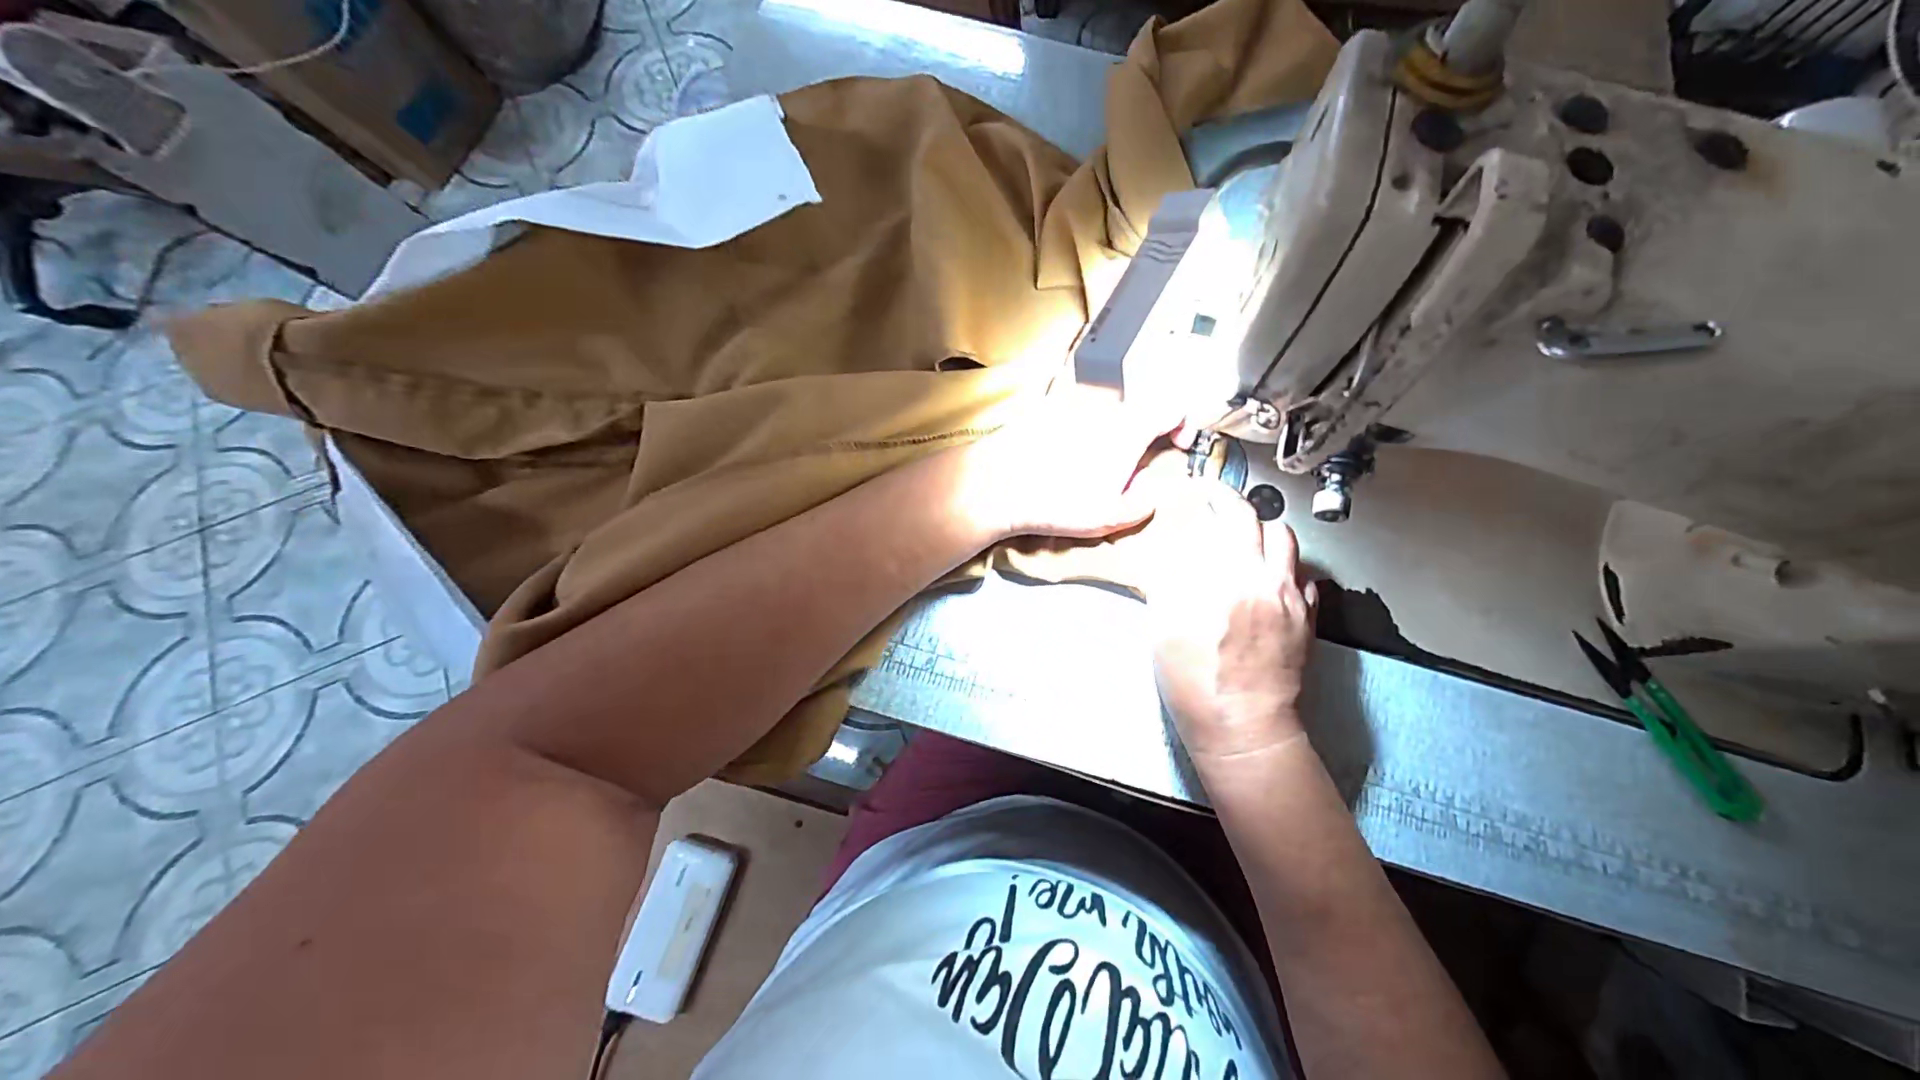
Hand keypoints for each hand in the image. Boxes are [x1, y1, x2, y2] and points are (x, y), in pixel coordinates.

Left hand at [949, 386, 1179, 541]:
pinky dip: (1078, 435)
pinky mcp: (1046, 409)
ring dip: (1108, 438)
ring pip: (1105, 415)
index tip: (1175, 444)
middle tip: (1127, 470)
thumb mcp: (1110, 517)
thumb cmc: (1055, 502)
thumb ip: (1144, 502)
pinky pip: (1074, 417)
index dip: (1183, 424)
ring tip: (1089, 470)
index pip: (1172, 406)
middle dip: (1141, 438)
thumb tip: (1150, 490)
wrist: (996, 485)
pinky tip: (1061, 462)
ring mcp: (1073, 404)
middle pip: (1137, 412)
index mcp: (1127, 429)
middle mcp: (1103, 408)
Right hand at [1138, 478, 1317, 763]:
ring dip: (1266, 536)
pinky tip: (1266, 582)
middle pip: (1264, 524)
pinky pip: (1302, 579)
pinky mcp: (1307, 622)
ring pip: (1288, 546)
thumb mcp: (1164, 627)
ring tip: (1245, 545)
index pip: (1231, 517)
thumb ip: (1171, 581)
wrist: (1242, 726)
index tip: (1206, 490)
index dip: (1218, 495)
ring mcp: (1292, 601)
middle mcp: (1267, 581)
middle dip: (1241, 510)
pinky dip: (1284, 569)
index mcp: (1231, 578)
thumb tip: (1176, 552)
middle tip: (1222, 511)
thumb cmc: (1196, 682)